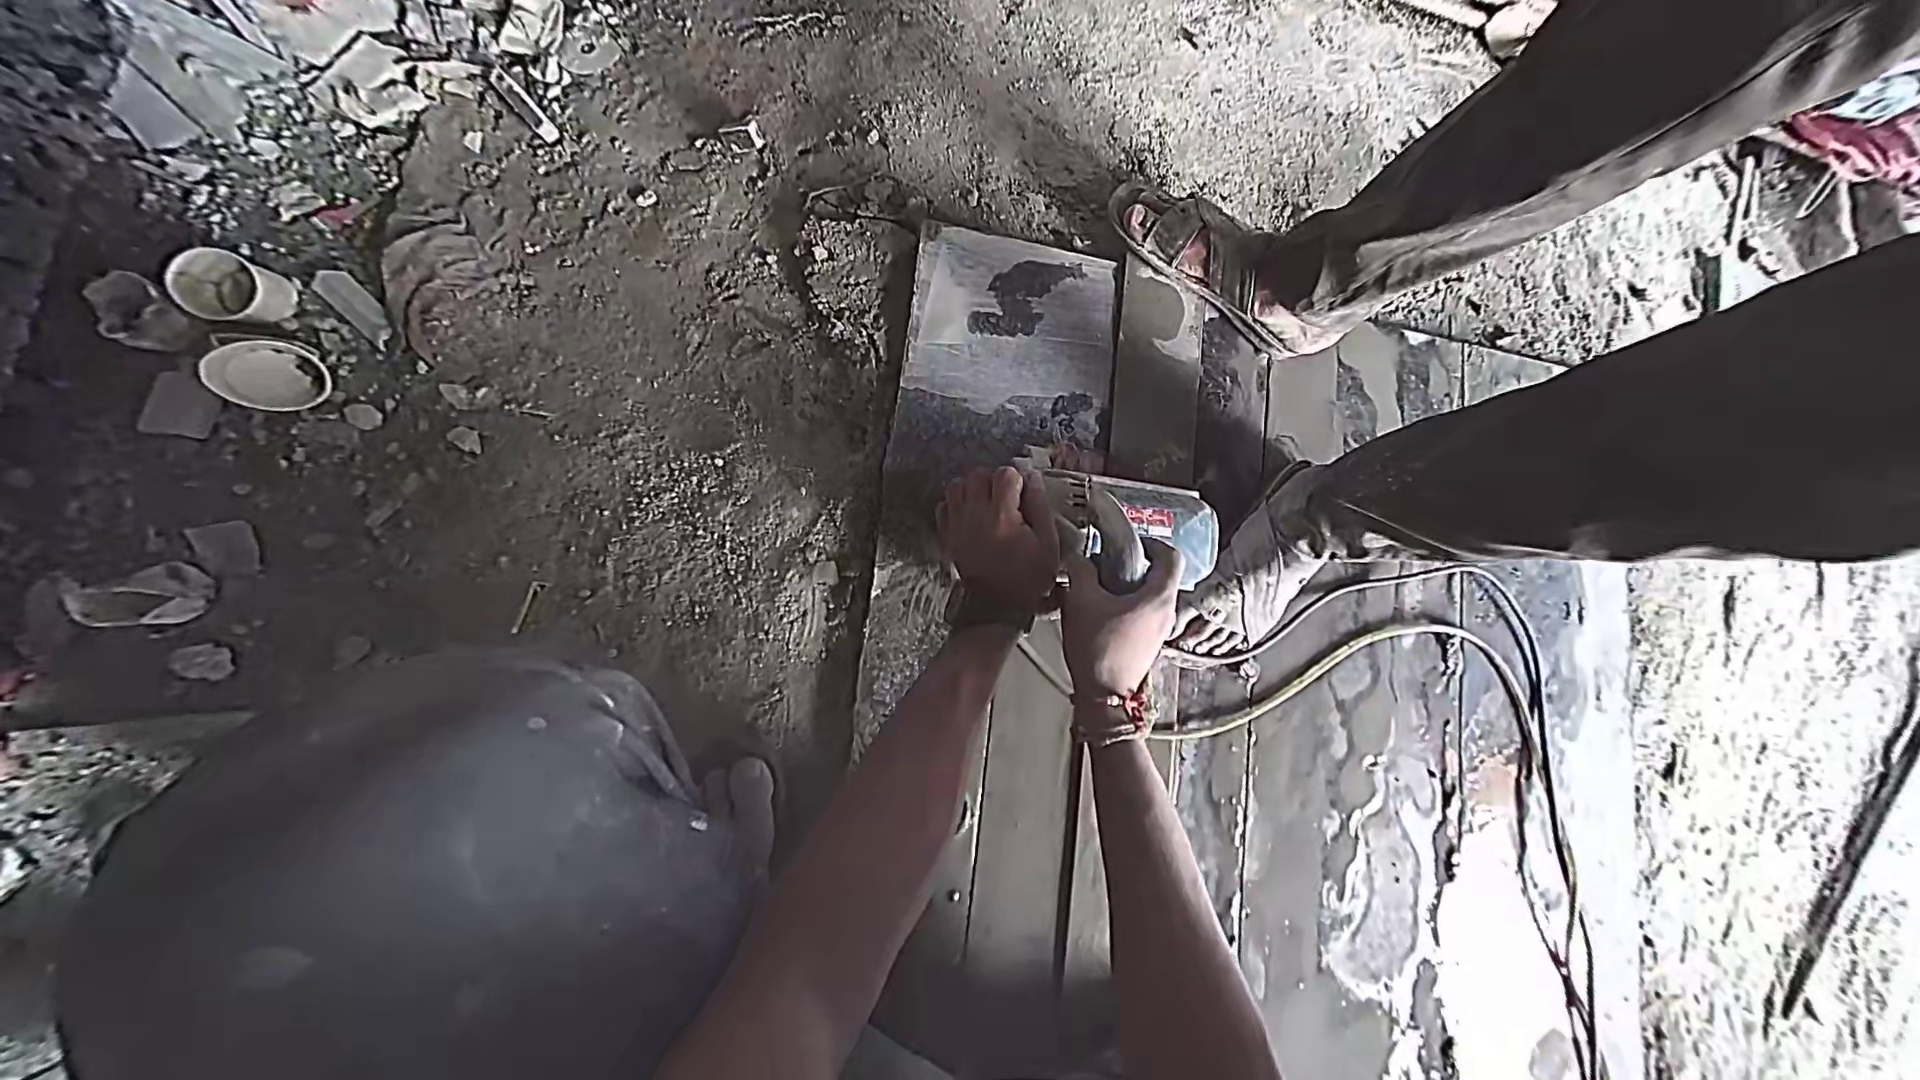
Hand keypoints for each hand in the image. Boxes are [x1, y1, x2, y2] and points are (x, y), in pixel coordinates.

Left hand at [936, 466, 1060, 615]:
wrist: (995, 608)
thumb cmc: (1025, 580)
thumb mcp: (1048, 545)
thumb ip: (1040, 507)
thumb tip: (1033, 480)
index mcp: (1001, 517)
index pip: (1005, 474)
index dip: (1018, 480)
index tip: (1023, 493)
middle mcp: (974, 516)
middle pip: (978, 474)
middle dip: (993, 480)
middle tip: (1006, 496)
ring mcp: (956, 524)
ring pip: (957, 485)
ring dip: (973, 488)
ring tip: (987, 503)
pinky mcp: (946, 535)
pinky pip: (944, 505)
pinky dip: (956, 504)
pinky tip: (971, 514)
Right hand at [1060, 537, 1182, 696]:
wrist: (1104, 697)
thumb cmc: (1097, 647)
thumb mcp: (1081, 600)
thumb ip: (1081, 570)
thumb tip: (1079, 556)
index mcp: (1160, 597)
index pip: (1171, 555)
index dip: (1150, 542)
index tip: (1127, 542)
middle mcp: (1168, 611)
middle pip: (1160, 574)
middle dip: (1133, 564)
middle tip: (1105, 562)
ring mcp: (1162, 629)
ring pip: (1150, 594)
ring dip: (1128, 585)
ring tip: (1098, 586)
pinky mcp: (1150, 642)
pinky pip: (1144, 612)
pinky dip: (1127, 603)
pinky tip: (1101, 609)